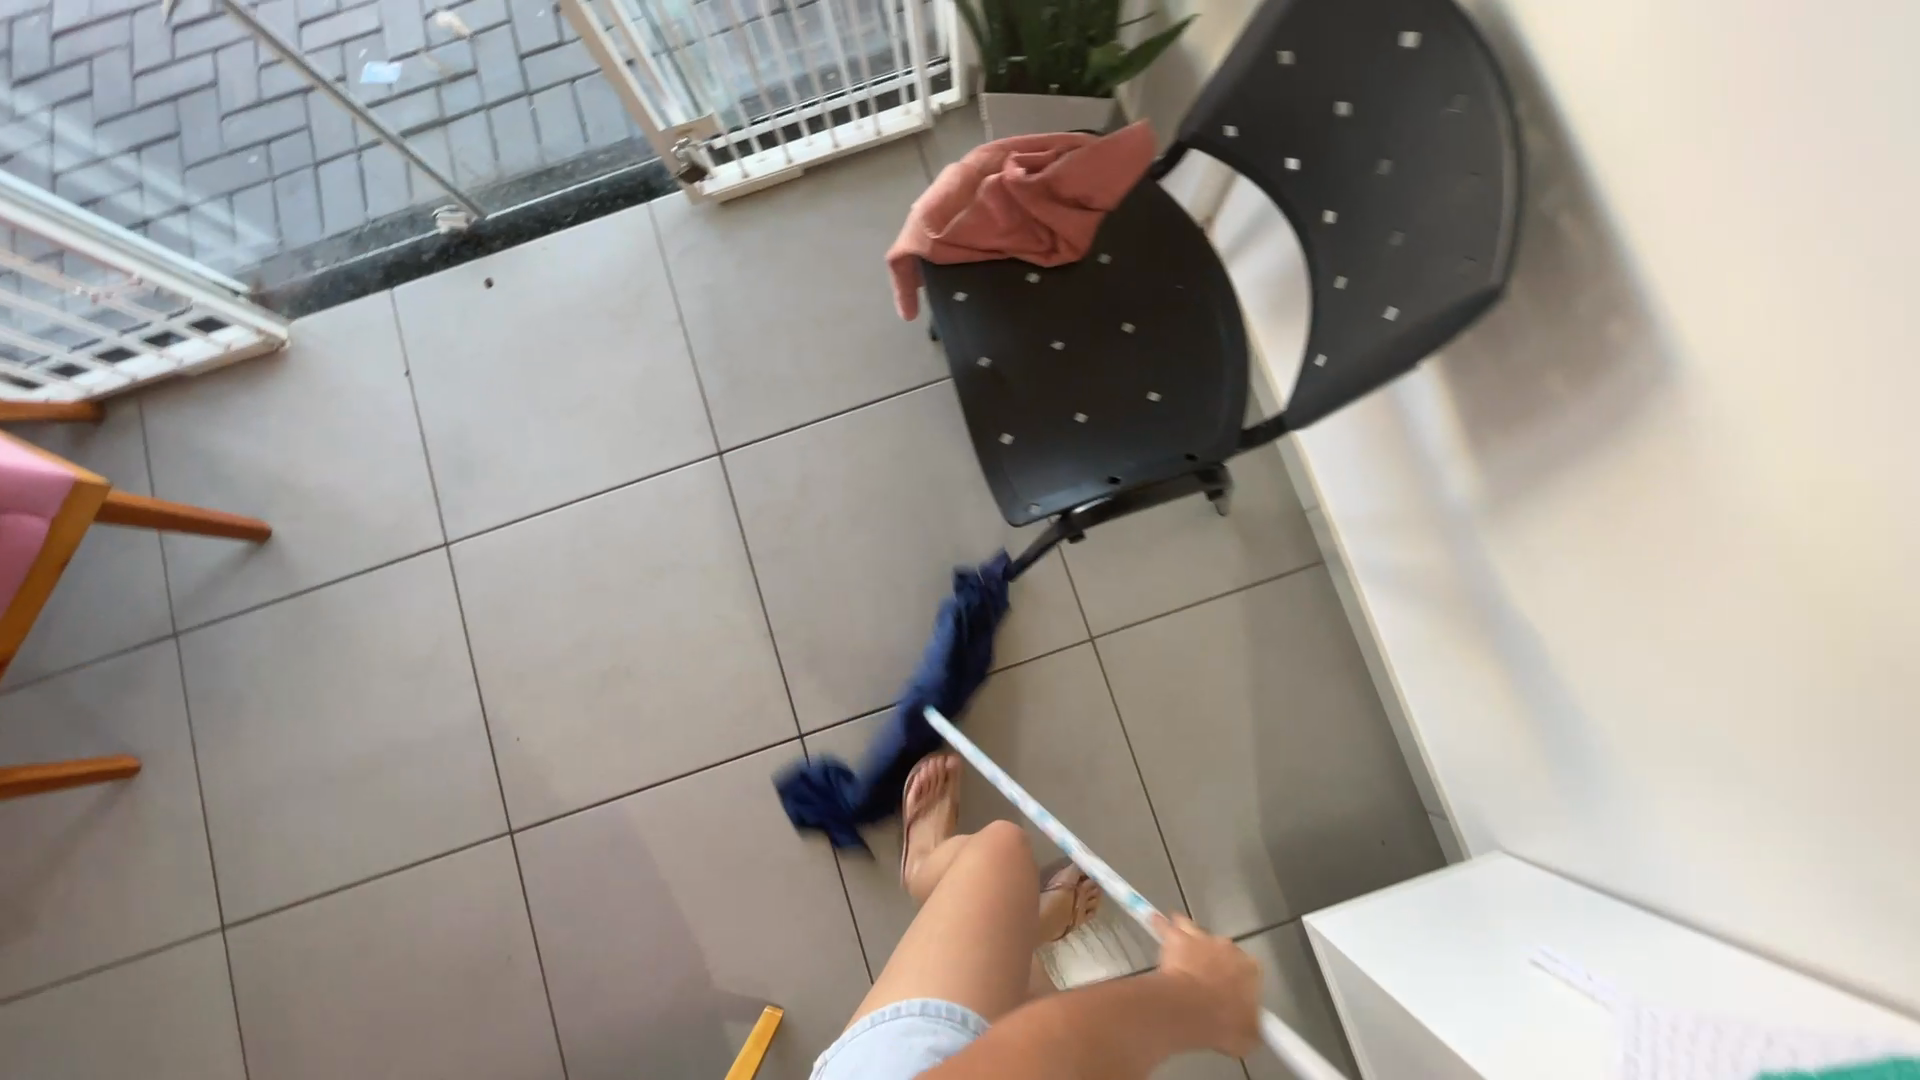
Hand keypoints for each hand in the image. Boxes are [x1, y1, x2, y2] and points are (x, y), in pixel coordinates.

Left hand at [1153, 914, 1260, 1057]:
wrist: (1192, 1009)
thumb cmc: (1223, 1024)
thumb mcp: (1247, 1035)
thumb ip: (1250, 1025)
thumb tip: (1248, 1026)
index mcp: (1250, 969)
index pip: (1248, 969)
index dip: (1237, 979)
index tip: (1229, 990)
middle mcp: (1229, 948)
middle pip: (1221, 950)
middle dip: (1213, 959)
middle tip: (1202, 976)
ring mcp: (1202, 938)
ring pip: (1194, 931)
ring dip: (1188, 935)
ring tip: (1178, 939)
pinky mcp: (1179, 937)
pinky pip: (1168, 926)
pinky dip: (1161, 925)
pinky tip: (1154, 921)